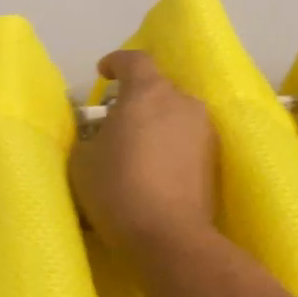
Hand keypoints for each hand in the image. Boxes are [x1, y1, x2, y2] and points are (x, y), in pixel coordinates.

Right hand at [70, 49, 219, 249]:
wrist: (167, 235)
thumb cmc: (116, 189)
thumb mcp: (82, 161)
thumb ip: (90, 137)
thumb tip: (100, 134)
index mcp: (147, 93)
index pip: (135, 60)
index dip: (117, 62)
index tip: (103, 72)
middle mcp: (182, 102)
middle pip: (157, 89)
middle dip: (136, 100)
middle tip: (115, 123)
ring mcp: (204, 131)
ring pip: (174, 116)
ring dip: (155, 125)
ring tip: (135, 151)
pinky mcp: (214, 160)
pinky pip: (185, 141)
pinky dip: (169, 148)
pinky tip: (153, 171)